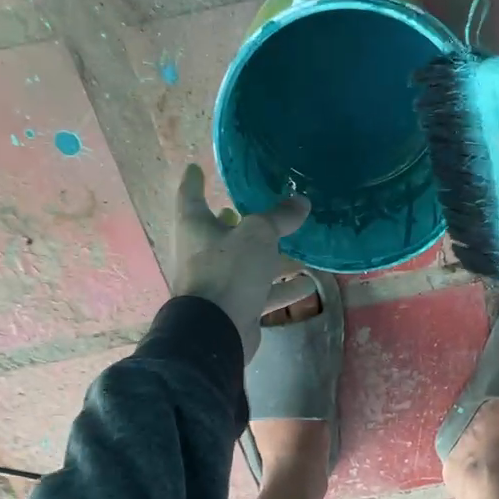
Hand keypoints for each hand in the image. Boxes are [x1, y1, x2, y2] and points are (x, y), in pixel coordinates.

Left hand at [170, 164, 309, 360]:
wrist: (217, 330)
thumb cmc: (228, 271)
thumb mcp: (258, 235)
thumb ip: (279, 218)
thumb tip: (301, 201)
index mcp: (196, 227)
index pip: (190, 196)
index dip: (194, 181)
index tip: (194, 168)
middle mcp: (201, 253)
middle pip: (219, 232)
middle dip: (236, 222)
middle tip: (250, 210)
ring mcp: (217, 283)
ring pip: (245, 264)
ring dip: (268, 259)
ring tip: (293, 248)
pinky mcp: (234, 307)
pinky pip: (261, 293)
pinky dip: (282, 289)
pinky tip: (307, 286)